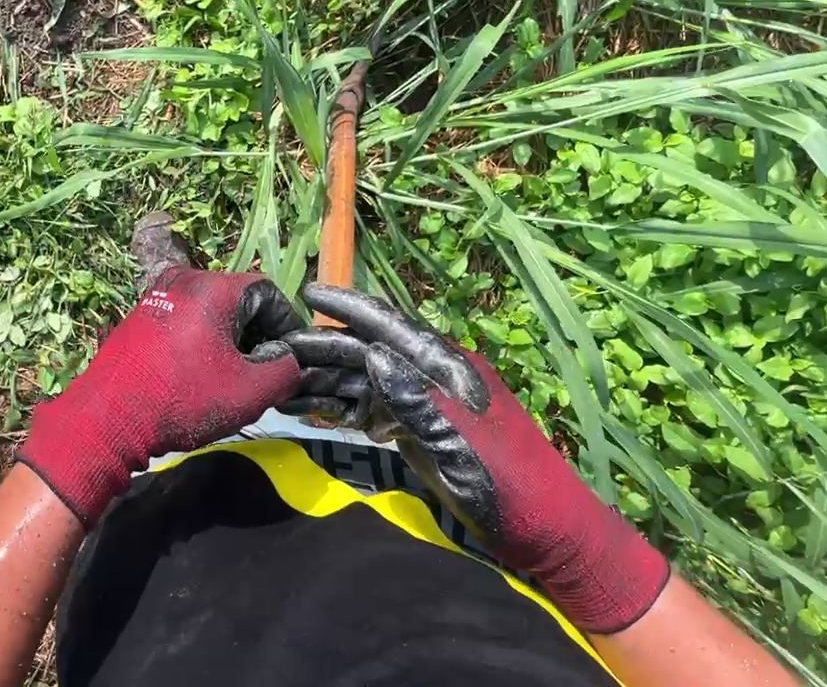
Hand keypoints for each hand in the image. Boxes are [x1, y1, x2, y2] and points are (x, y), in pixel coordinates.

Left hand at [16, 265, 303, 523]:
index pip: (269, 293)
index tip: (292, 359)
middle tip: (264, 373)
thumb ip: (285, 371)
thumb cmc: (182, 400)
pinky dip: (203, 341)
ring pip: (212, 312)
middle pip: (239, 300)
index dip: (287, 325)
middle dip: (259, 334)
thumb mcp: (249, 392)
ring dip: (231, 340)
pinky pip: (187, 320)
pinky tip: (200, 375)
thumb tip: (293, 360)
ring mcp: (158, 295)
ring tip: (233, 378)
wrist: (106, 418)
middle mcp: (184, 279)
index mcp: (212, 287)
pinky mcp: (142, 316)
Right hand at [288, 283, 669, 633]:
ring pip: (365, 381)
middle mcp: (432, 375)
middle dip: (323, 350)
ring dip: (326, 382)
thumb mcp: (461, 443)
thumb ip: (416, 398)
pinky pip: (373, 409)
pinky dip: (343, 409)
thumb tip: (372, 353)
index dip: (348, 306)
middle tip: (276, 354)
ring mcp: (425, 402)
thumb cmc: (510, 486)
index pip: (389, 325)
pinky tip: (314, 413)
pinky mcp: (420, 430)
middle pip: (368, 351)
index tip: (306, 292)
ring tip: (284, 388)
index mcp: (448, 366)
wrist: (549, 534)